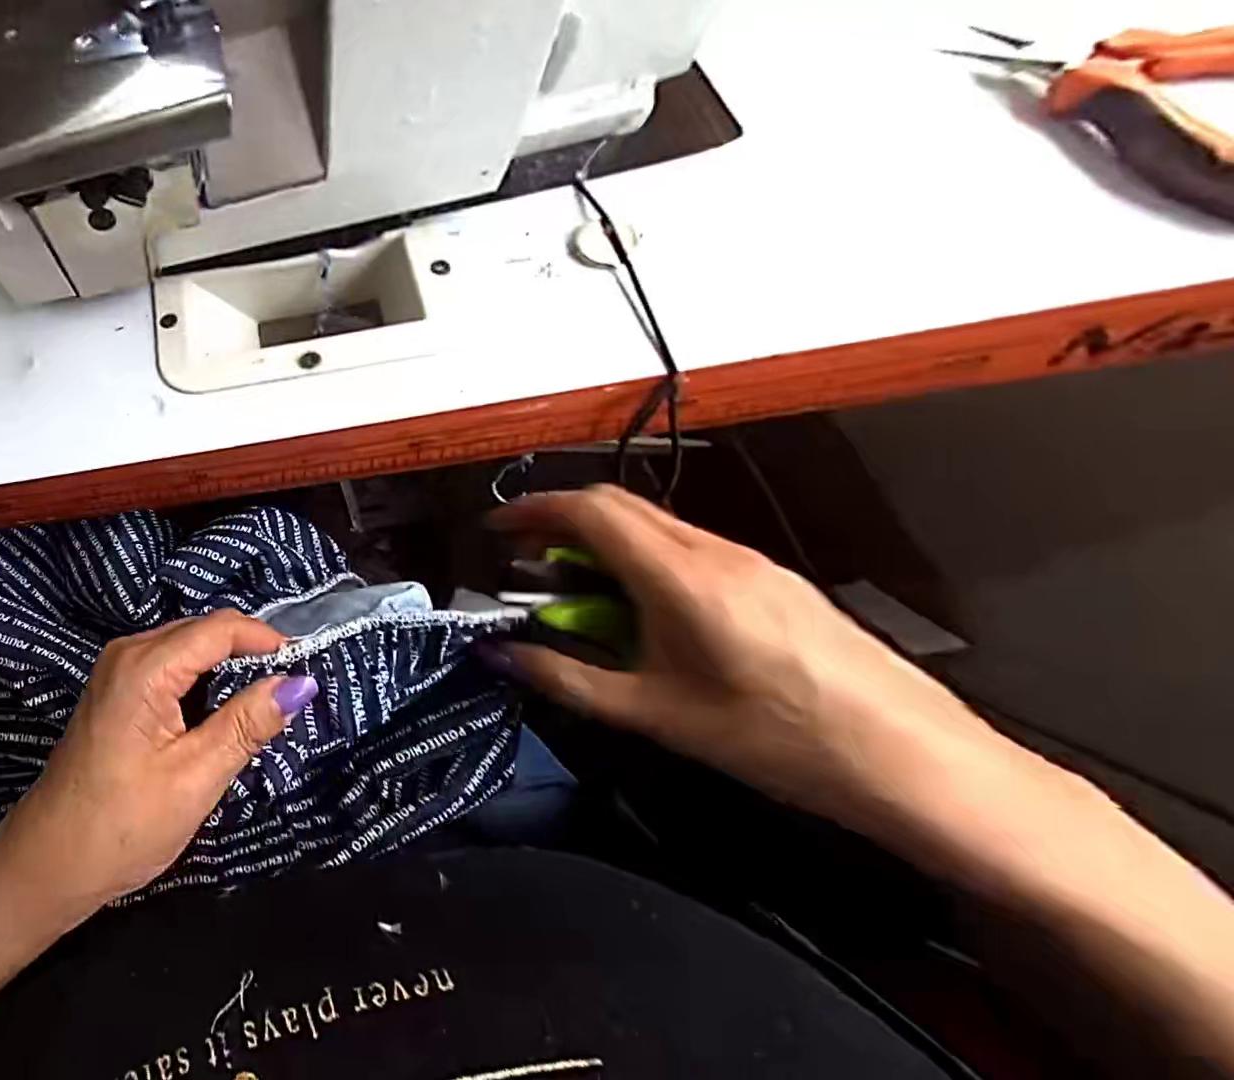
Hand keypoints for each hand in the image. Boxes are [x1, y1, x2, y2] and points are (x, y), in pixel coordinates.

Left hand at [0, 610, 316, 1012]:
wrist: (47, 863)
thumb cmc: (123, 825)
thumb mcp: (196, 776)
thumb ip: (247, 723)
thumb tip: (300, 683)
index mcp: (144, 667)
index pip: (219, 628)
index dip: (266, 639)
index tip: (306, 664)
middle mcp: (127, 653)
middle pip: (203, 631)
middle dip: (249, 650)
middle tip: (292, 684)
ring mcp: (117, 669)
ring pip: (188, 647)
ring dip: (228, 664)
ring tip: (267, 696)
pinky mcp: (116, 689)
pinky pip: (171, 664)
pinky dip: (204, 677)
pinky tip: (224, 705)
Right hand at [484, 485, 1041, 841]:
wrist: (913, 761)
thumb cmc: (780, 739)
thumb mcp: (651, 713)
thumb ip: (563, 678)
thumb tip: (501, 656)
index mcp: (680, 579)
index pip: (589, 512)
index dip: (534, 510)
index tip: (500, 526)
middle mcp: (716, 554)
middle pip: (618, 505)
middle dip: (561, 520)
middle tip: (526, 555)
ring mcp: (750, 562)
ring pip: (653, 525)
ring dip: (601, 542)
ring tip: (576, 589)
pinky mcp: (770, 579)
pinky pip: (687, 548)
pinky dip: (641, 559)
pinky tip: (639, 609)